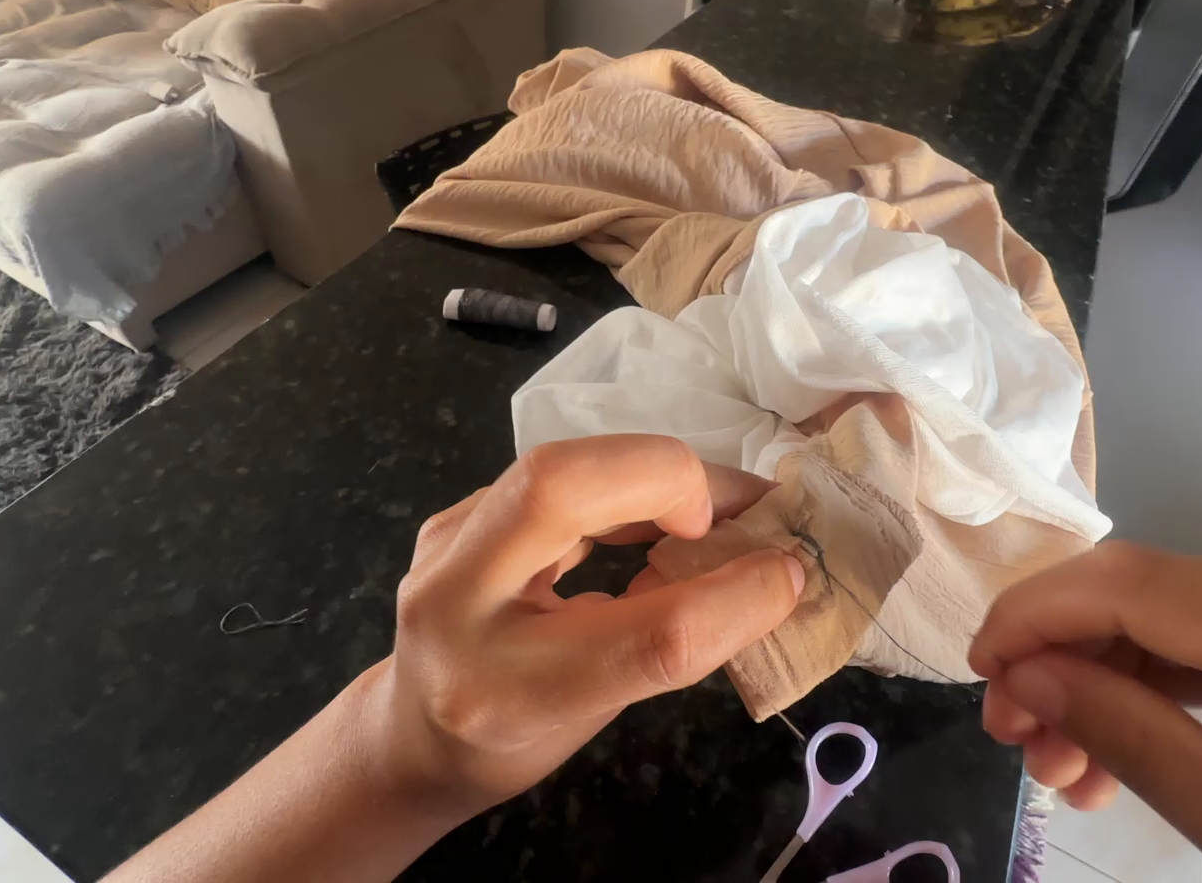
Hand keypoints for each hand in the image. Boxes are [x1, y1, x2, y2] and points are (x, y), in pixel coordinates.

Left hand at [380, 433, 806, 813]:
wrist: (413, 730)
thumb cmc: (516, 739)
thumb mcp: (600, 714)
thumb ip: (675, 639)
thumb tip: (771, 569)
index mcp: (501, 691)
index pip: (638, 635)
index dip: (732, 597)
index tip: (788, 572)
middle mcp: (454, 600)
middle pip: (558, 489)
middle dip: (668, 479)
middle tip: (734, 511)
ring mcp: (446, 541)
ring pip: (558, 462)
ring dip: (656, 469)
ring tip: (720, 501)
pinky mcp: (458, 510)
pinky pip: (557, 470)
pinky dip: (626, 476)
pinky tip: (665, 502)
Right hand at [969, 542, 1201, 882]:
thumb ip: (1141, 747)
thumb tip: (1027, 677)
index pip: (1143, 587)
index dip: (1039, 613)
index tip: (981, 671)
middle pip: (1154, 594)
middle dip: (1064, 654)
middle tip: (1013, 732)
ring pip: (1176, 616)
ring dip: (1104, 677)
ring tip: (1060, 760)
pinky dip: (1159, 687)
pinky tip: (1121, 742)